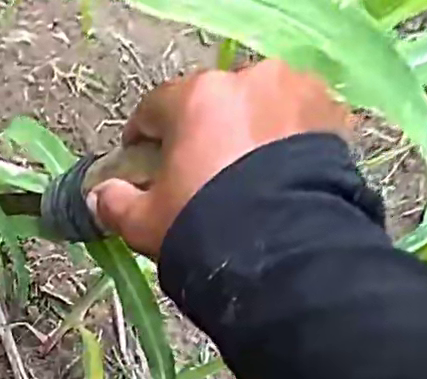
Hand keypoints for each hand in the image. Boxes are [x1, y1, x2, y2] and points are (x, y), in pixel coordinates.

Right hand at [90, 60, 351, 258]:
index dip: (141, 135)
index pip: (154, 107)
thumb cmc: (199, 228)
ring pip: (254, 108)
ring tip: (237, 178)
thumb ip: (115, 204)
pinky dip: (279, 142)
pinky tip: (269, 177)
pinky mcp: (329, 114)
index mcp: (195, 99)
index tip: (139, 159)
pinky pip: (293, 122)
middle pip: (210, 103)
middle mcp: (246, 80)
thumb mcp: (143, 223)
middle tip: (192, 175)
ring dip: (241, 134)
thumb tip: (98, 195)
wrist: (276, 249)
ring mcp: (294, 91)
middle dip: (197, 134)